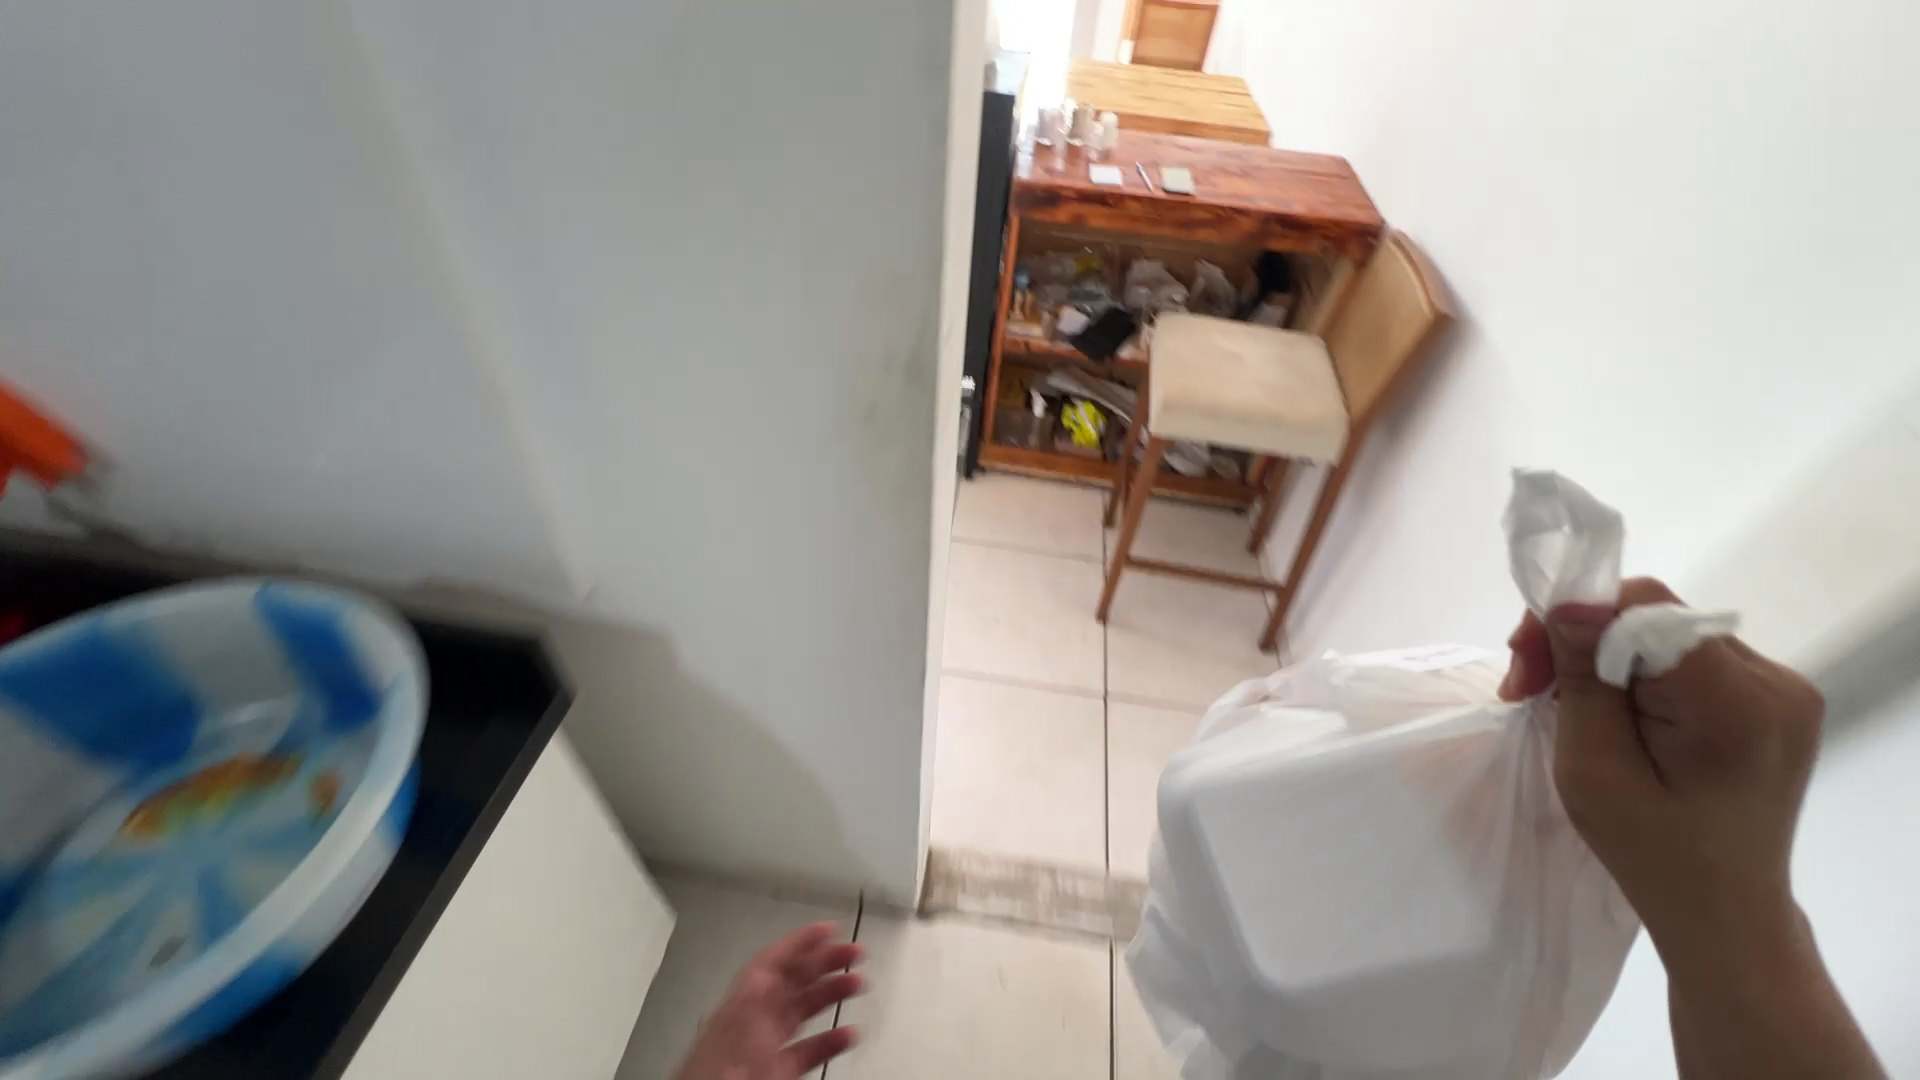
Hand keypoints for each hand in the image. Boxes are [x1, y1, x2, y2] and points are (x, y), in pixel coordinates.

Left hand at [671, 922, 864, 1079]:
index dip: (803, 939)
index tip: (830, 928)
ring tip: (858, 983)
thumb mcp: (729, 1036)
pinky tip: (848, 1033)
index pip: (775, 959)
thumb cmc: (708, 1076)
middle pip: (795, 979)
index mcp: (742, 1004)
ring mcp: (767, 1044)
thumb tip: (762, 972)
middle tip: (854, 951)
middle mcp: (756, 1018)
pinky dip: (830, 1039)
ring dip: (832, 994)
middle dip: (826, 960)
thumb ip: (747, 1004)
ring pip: (805, 1009)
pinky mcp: (777, 1069)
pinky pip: (808, 1048)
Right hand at [1497, 578, 1824, 960]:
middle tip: (1523, 687)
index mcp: (1736, 701)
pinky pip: (1675, 654)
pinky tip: (1598, 705)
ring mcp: (1775, 689)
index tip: (1526, 666)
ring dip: (1593, 656)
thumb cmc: (1647, 847)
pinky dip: (1625, 670)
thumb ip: (1586, 678)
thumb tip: (1571, 605)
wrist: (1719, 905)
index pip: (1647, 607)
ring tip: (1551, 698)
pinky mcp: (1762, 699)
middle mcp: (1773, 681)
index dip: (1575, 619)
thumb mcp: (1592, 764)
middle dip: (1574, 642)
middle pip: (1649, 616)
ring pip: (1657, 631)